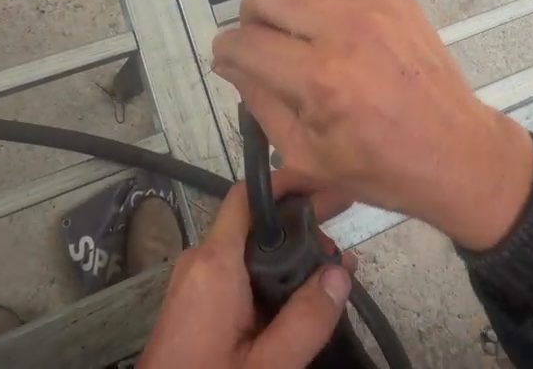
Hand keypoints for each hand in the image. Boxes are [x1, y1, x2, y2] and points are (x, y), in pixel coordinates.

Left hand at [139, 175, 352, 368]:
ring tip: (327, 278)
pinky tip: (296, 303)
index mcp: (215, 263)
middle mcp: (199, 261)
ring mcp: (192, 283)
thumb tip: (340, 273)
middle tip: (340, 252)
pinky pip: (234, 276)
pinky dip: (266, 280)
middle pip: (252, 226)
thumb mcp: (268, 366)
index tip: (324, 185)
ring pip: (245, 254)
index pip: (247, 196)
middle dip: (297, 231)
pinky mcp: (193, 305)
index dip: (285, 183)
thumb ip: (306, 320)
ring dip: (285, 260)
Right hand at [211, 0, 532, 251]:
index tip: (231, 60)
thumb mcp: (307, 155)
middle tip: (265, 41)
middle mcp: (342, 30)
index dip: (226, 52)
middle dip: (250, 16)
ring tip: (298, 16)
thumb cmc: (381, 167)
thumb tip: (231, 62)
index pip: (243, 42)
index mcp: (318, 81)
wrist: (456, 154)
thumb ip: (260, 104)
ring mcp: (373, 2)